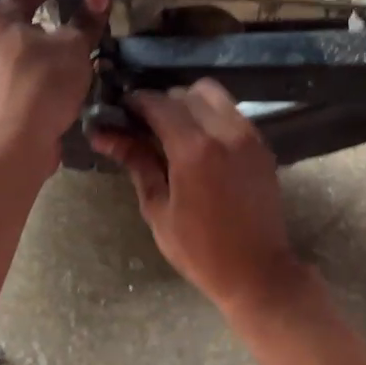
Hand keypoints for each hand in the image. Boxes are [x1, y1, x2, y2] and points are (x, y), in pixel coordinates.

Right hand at [89, 80, 314, 312]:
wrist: (257, 272)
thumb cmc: (200, 250)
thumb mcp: (158, 209)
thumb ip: (136, 163)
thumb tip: (103, 135)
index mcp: (194, 149)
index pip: (159, 103)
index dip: (135, 102)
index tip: (120, 112)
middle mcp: (225, 132)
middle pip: (187, 92)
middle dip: (162, 102)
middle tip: (145, 124)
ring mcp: (248, 136)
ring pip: (214, 96)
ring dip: (189, 104)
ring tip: (173, 131)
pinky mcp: (261, 145)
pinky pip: (232, 113)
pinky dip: (211, 116)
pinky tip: (199, 143)